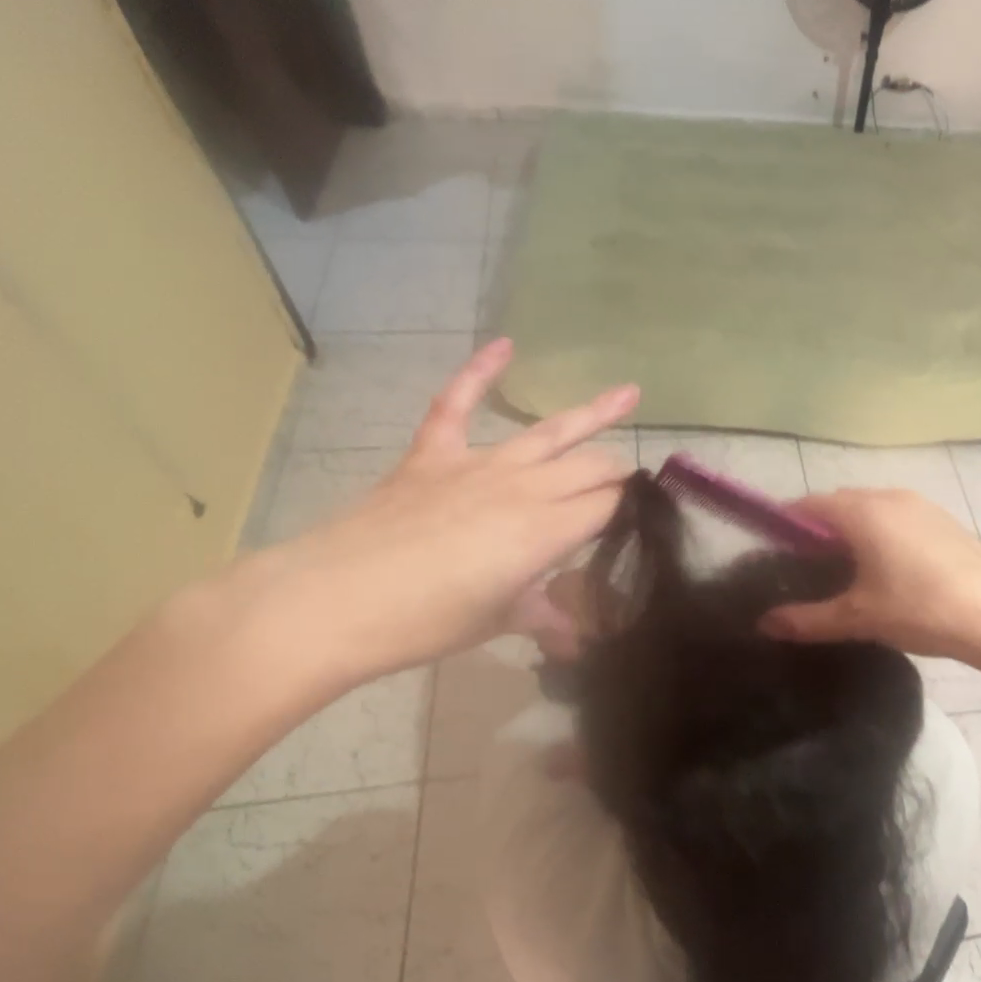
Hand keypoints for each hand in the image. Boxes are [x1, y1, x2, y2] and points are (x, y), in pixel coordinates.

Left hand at [251, 339, 637, 685]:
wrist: (332, 601)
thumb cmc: (425, 622)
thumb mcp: (496, 623)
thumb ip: (544, 616)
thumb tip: (578, 636)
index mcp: (547, 532)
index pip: (608, 507)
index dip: (632, 508)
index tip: (648, 515)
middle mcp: (525, 487)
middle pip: (591, 467)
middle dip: (619, 470)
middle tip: (634, 480)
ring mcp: (478, 464)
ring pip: (550, 432)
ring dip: (593, 413)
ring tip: (628, 394)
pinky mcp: (432, 455)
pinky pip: (457, 403)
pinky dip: (479, 371)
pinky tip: (505, 345)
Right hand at [758, 490, 980, 667]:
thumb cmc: (920, 610)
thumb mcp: (858, 618)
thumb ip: (807, 619)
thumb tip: (764, 624)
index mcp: (863, 511)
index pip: (810, 504)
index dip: (787, 524)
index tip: (777, 553)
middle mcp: (891, 497)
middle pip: (842, 503)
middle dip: (821, 529)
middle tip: (809, 568)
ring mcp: (924, 506)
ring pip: (874, 510)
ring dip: (855, 531)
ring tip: (849, 572)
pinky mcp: (947, 522)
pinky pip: (901, 519)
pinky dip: (884, 535)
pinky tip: (891, 571)